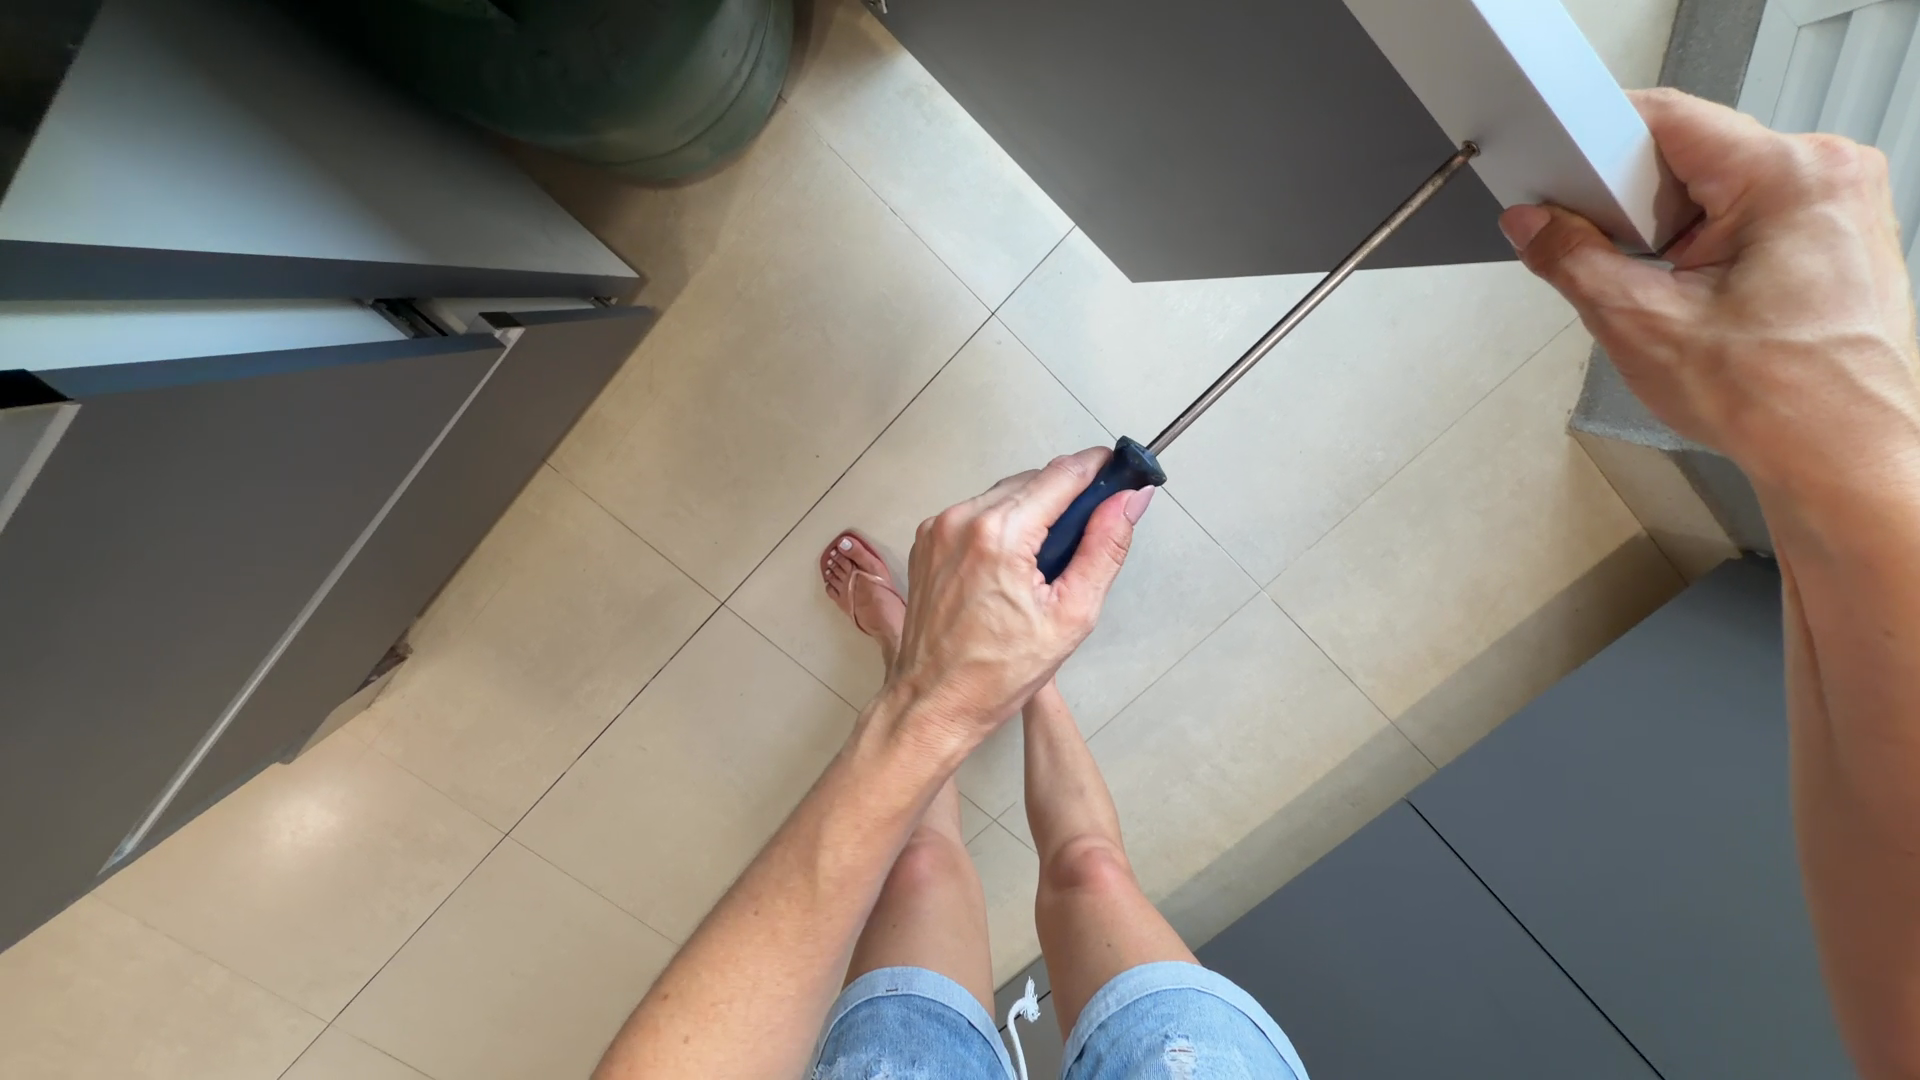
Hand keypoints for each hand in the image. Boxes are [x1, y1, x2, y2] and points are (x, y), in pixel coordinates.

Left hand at [881, 448, 1154, 746]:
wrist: (934, 700)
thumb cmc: (1000, 670)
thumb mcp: (1072, 615)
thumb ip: (1104, 548)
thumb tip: (1130, 500)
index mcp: (1000, 533)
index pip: (1062, 474)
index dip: (1097, 467)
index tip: (1120, 470)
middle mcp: (962, 519)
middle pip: (1032, 480)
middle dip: (1067, 494)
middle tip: (1092, 525)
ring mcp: (938, 528)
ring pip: (1003, 495)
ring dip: (1033, 509)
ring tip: (1050, 556)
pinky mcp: (926, 540)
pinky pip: (975, 513)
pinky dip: (1002, 523)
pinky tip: (1014, 561)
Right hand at [1500, 88, 1919, 509]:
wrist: (1836, 446)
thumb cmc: (1774, 393)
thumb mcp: (1635, 320)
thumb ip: (1570, 259)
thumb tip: (1532, 224)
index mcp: (1791, 176)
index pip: (1667, 120)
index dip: (1593, 142)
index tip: (1549, 172)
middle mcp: (1822, 176)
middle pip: (1683, 154)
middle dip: (1620, 203)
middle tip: (1598, 255)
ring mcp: (1827, 204)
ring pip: (1702, 190)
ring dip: (1652, 233)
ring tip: (1650, 289)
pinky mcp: (1819, 234)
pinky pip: (1729, 216)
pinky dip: (1684, 248)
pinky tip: (1677, 294)